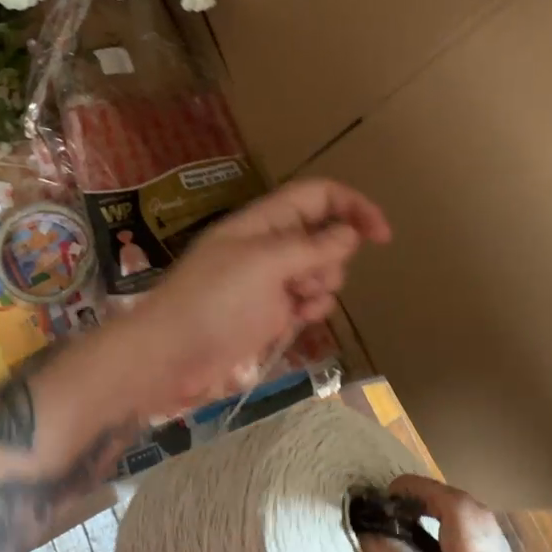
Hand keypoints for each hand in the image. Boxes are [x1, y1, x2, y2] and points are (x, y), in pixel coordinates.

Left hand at [120, 178, 389, 412]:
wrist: (169, 356)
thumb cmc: (213, 302)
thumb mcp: (264, 265)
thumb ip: (310, 246)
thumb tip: (350, 233)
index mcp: (263, 220)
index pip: (317, 195)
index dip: (352, 206)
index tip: (382, 236)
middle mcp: (268, 244)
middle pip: (325, 235)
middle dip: (332, 257)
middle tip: (306, 281)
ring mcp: (268, 279)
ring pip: (320, 271)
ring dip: (321, 287)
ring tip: (295, 304)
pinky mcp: (268, 312)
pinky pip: (307, 301)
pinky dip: (309, 310)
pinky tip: (293, 323)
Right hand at [364, 477, 532, 551]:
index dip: (381, 543)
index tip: (363, 534)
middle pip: (467, 519)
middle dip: (430, 493)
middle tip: (397, 494)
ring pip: (489, 524)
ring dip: (453, 506)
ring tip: (421, 509)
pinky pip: (498, 547)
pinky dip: (473, 532)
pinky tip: (451, 540)